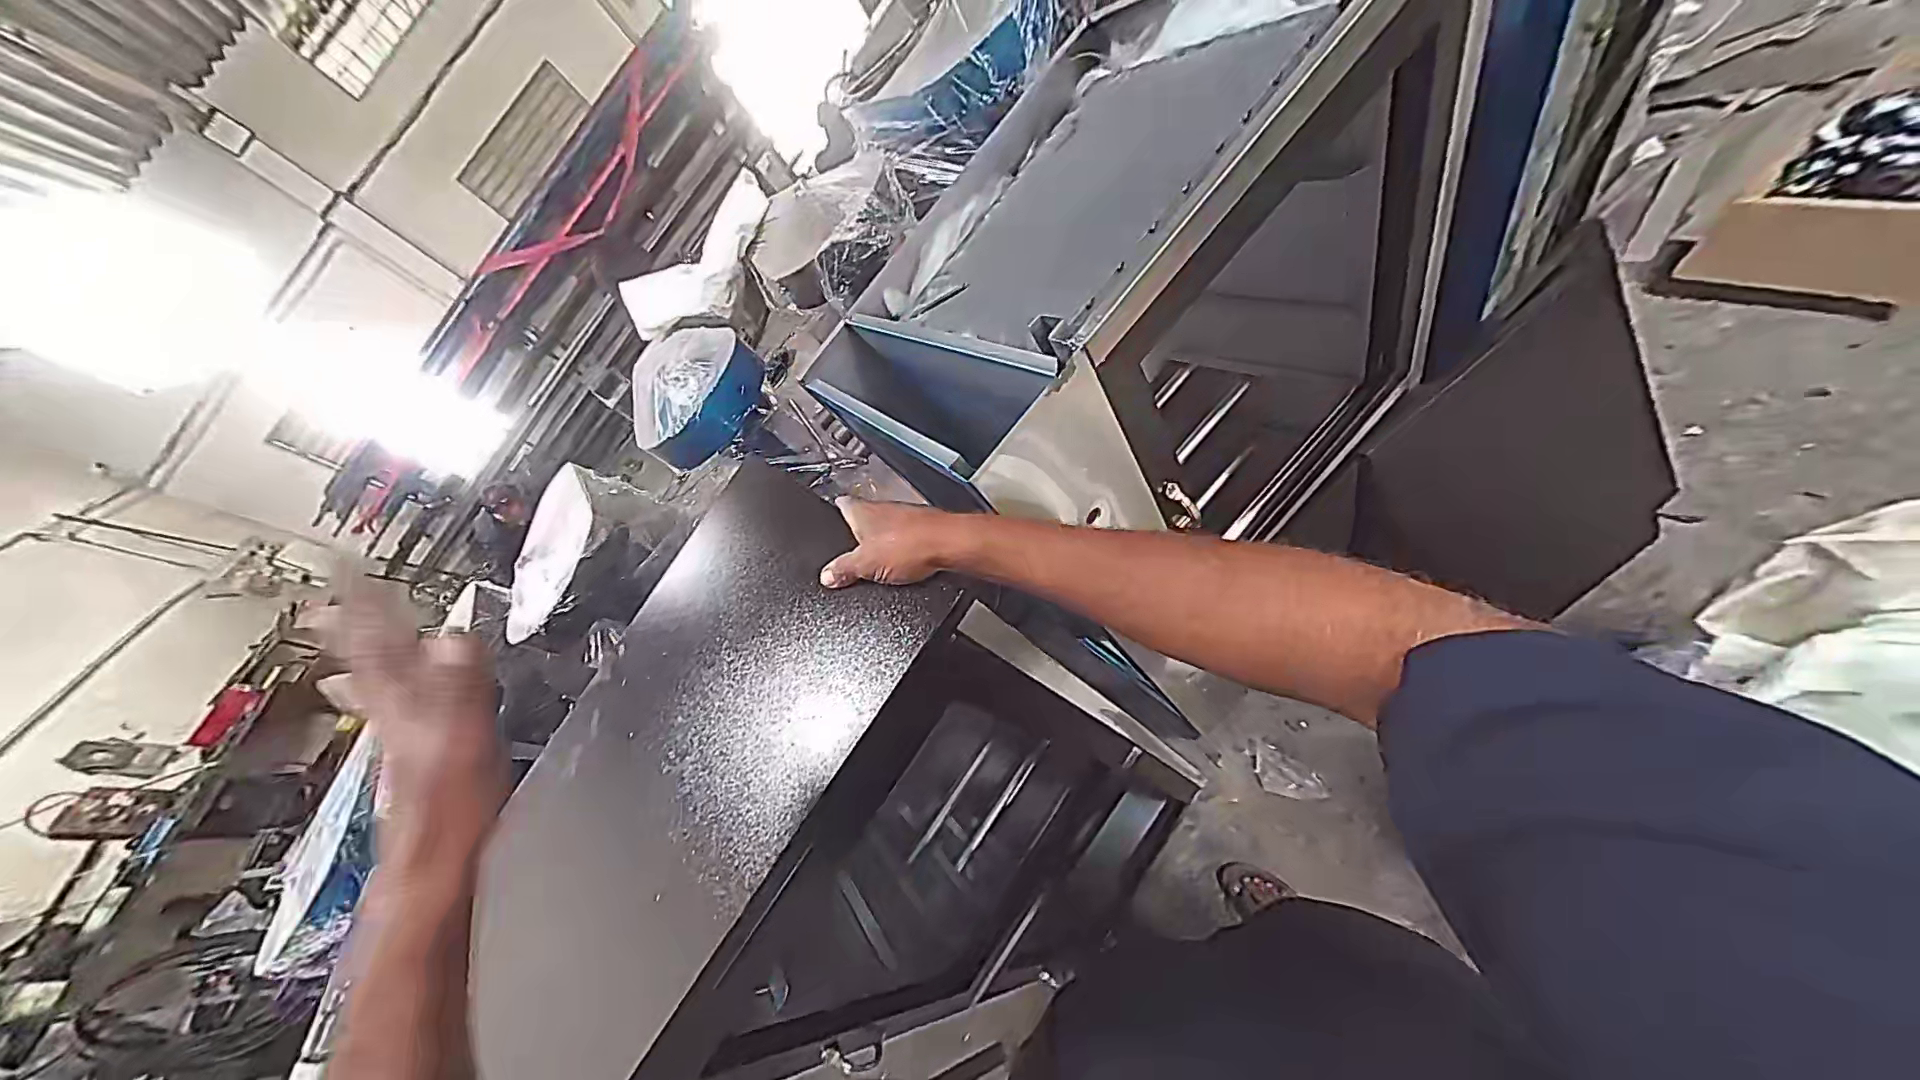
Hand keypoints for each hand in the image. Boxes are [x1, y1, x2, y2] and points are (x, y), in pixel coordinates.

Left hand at [330, 577, 505, 855]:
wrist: (433, 876)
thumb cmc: (451, 818)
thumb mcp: (465, 748)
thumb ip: (459, 692)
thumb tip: (452, 640)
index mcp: (410, 714)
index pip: (384, 651)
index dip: (371, 611)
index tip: (356, 574)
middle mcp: (394, 722)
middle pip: (367, 666)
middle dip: (357, 628)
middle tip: (337, 595)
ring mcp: (400, 743)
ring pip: (371, 688)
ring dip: (362, 656)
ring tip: (345, 632)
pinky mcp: (413, 763)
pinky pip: (387, 712)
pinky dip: (377, 690)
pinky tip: (372, 694)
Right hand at [820, 498, 967, 587]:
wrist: (950, 544)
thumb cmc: (911, 544)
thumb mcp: (865, 564)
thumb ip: (843, 569)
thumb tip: (827, 575)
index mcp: (862, 511)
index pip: (842, 504)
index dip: (835, 511)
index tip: (831, 517)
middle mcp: (884, 508)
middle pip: (864, 518)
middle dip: (859, 535)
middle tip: (853, 552)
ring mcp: (906, 517)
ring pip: (888, 529)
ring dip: (884, 543)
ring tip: (880, 562)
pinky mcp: (924, 529)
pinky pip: (908, 540)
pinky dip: (904, 550)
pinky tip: (905, 564)